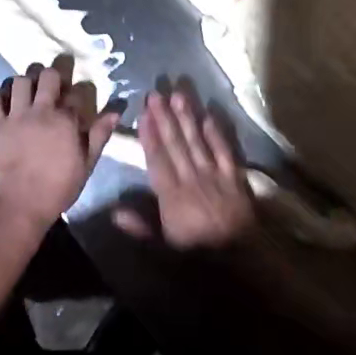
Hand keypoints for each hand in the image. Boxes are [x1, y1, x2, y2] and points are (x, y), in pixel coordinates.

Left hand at [0, 58, 120, 230]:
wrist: (21, 204)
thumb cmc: (58, 188)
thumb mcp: (86, 164)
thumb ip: (99, 135)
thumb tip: (115, 113)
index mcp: (66, 120)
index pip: (76, 93)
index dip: (79, 94)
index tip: (77, 101)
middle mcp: (41, 111)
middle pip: (48, 76)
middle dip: (53, 77)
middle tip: (53, 87)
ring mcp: (16, 116)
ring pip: (20, 81)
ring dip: (27, 82)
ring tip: (29, 92)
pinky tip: (6, 103)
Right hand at [115, 90, 254, 248]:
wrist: (240, 259)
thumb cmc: (196, 253)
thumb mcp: (163, 247)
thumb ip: (140, 227)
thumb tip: (115, 211)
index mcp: (171, 196)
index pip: (157, 160)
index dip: (150, 136)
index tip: (143, 114)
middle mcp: (191, 180)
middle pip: (176, 145)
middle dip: (165, 118)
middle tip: (156, 95)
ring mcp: (214, 177)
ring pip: (197, 143)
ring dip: (187, 119)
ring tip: (178, 96)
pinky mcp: (234, 179)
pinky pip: (224, 153)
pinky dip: (216, 135)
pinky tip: (208, 116)